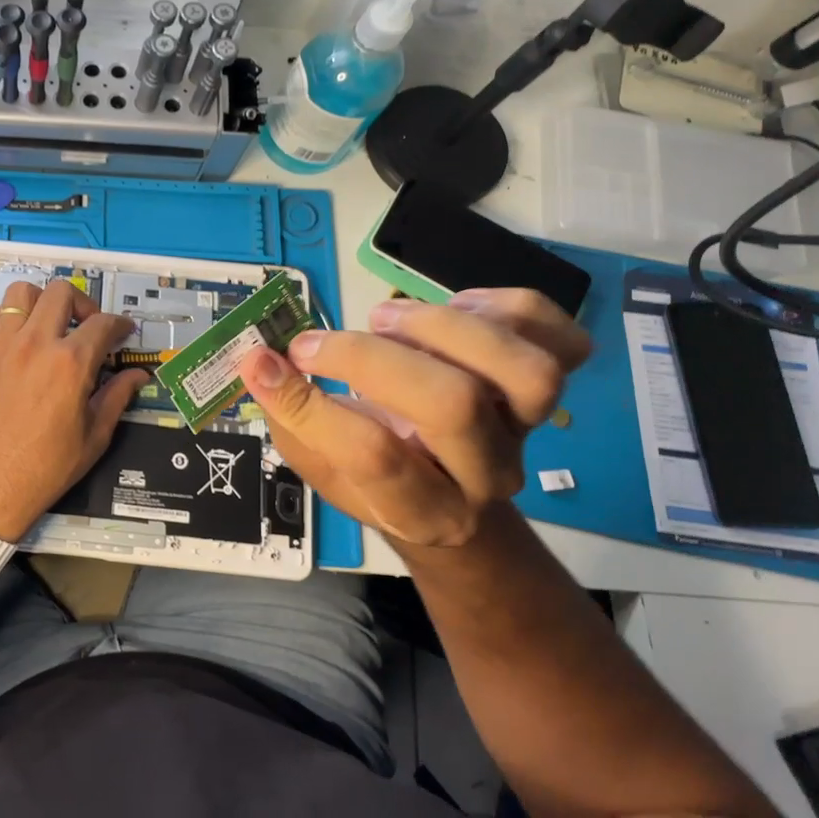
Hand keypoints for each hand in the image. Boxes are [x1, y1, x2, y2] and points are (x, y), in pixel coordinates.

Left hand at [0, 280, 148, 541]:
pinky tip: (11, 334)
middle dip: (82, 303)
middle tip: (87, 326)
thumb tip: (139, 376)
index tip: (124, 333)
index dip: (120, 325)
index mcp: (70, 362)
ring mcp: (4, 345)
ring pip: (21, 292)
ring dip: (40, 301)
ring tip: (49, 324)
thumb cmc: (48, 466)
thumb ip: (117, 397)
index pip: (103, 324)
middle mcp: (36, 343)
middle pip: (61, 292)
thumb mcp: (95, 435)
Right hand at [237, 289, 590, 547]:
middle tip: (318, 344)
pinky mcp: (551, 384)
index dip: (313, 406)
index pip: (374, 457)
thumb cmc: (370, 477)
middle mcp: (486, 475)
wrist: (449, 494)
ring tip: (386, 318)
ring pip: (526, 374)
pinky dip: (503, 307)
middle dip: (372, 358)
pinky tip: (448, 309)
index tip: (268, 366)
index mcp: (423, 510)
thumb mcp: (316, 461)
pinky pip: (560, 338)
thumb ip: (289, 413)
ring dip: (444, 329)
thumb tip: (257, 358)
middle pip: (454, 405)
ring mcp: (529, 430)